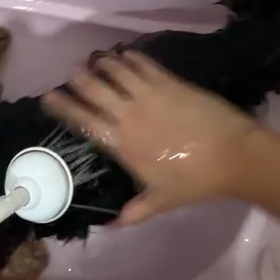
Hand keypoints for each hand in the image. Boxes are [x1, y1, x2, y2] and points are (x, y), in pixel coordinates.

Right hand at [41, 52, 266, 224]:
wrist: (232, 155)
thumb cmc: (194, 181)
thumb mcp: (161, 201)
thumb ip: (135, 210)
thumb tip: (112, 226)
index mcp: (123, 143)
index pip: (84, 121)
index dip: (64, 107)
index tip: (48, 97)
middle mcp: (130, 114)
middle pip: (95, 89)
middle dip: (79, 78)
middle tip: (71, 72)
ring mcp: (150, 94)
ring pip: (117, 71)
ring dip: (104, 63)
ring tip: (96, 59)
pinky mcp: (170, 82)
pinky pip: (144, 65)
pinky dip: (131, 57)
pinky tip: (125, 54)